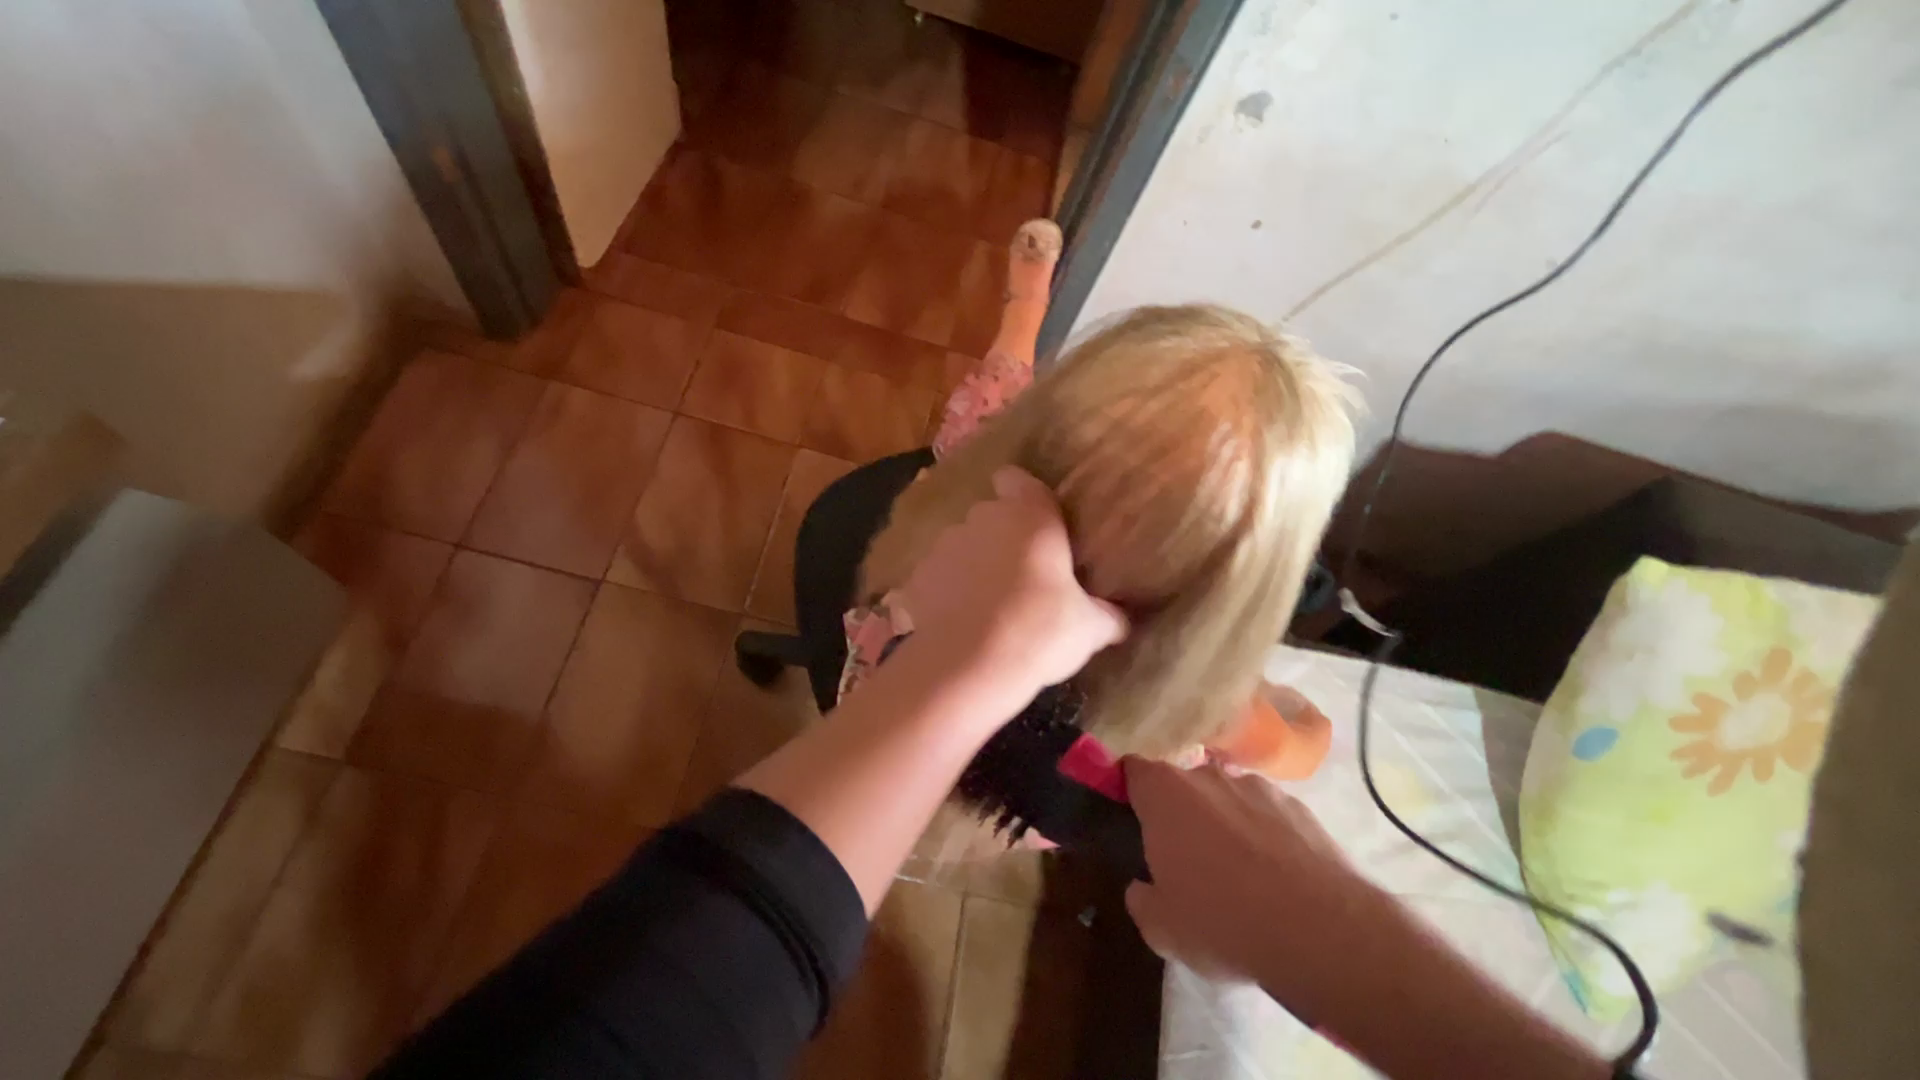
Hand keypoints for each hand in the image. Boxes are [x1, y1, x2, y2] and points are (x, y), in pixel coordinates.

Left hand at [900, 466, 1127, 697]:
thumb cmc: (1041, 629)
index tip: (1034, 517)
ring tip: (988, 603)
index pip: (1018, 480)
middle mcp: (983, 519)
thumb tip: (1124, 620)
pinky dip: (945, 593)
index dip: (1022, 493)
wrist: (970, 665)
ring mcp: (944, 546)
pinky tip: (958, 622)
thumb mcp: (1090, 628)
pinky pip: (936, 579)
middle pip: (991, 514)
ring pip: (961, 545)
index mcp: (1030, 517)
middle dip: (1002, 536)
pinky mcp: (916, 578)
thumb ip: (1108, 616)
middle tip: (1023, 573)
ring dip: (972, 564)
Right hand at [1123, 758, 1387, 996]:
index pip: (1134, 770)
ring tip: (1240, 875)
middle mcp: (1208, 776)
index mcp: (1164, 793)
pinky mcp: (1302, 808)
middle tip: (1185, 859)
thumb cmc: (1221, 921)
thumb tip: (1143, 887)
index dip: (1131, 791)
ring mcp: (1259, 788)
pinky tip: (1277, 880)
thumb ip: (1141, 899)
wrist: (1319, 930)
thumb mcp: (1161, 929)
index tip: (1133, 819)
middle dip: (1182, 813)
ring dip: (1227, 824)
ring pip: (1229, 799)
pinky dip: (1267, 838)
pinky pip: (1269, 817)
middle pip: (1184, 784)